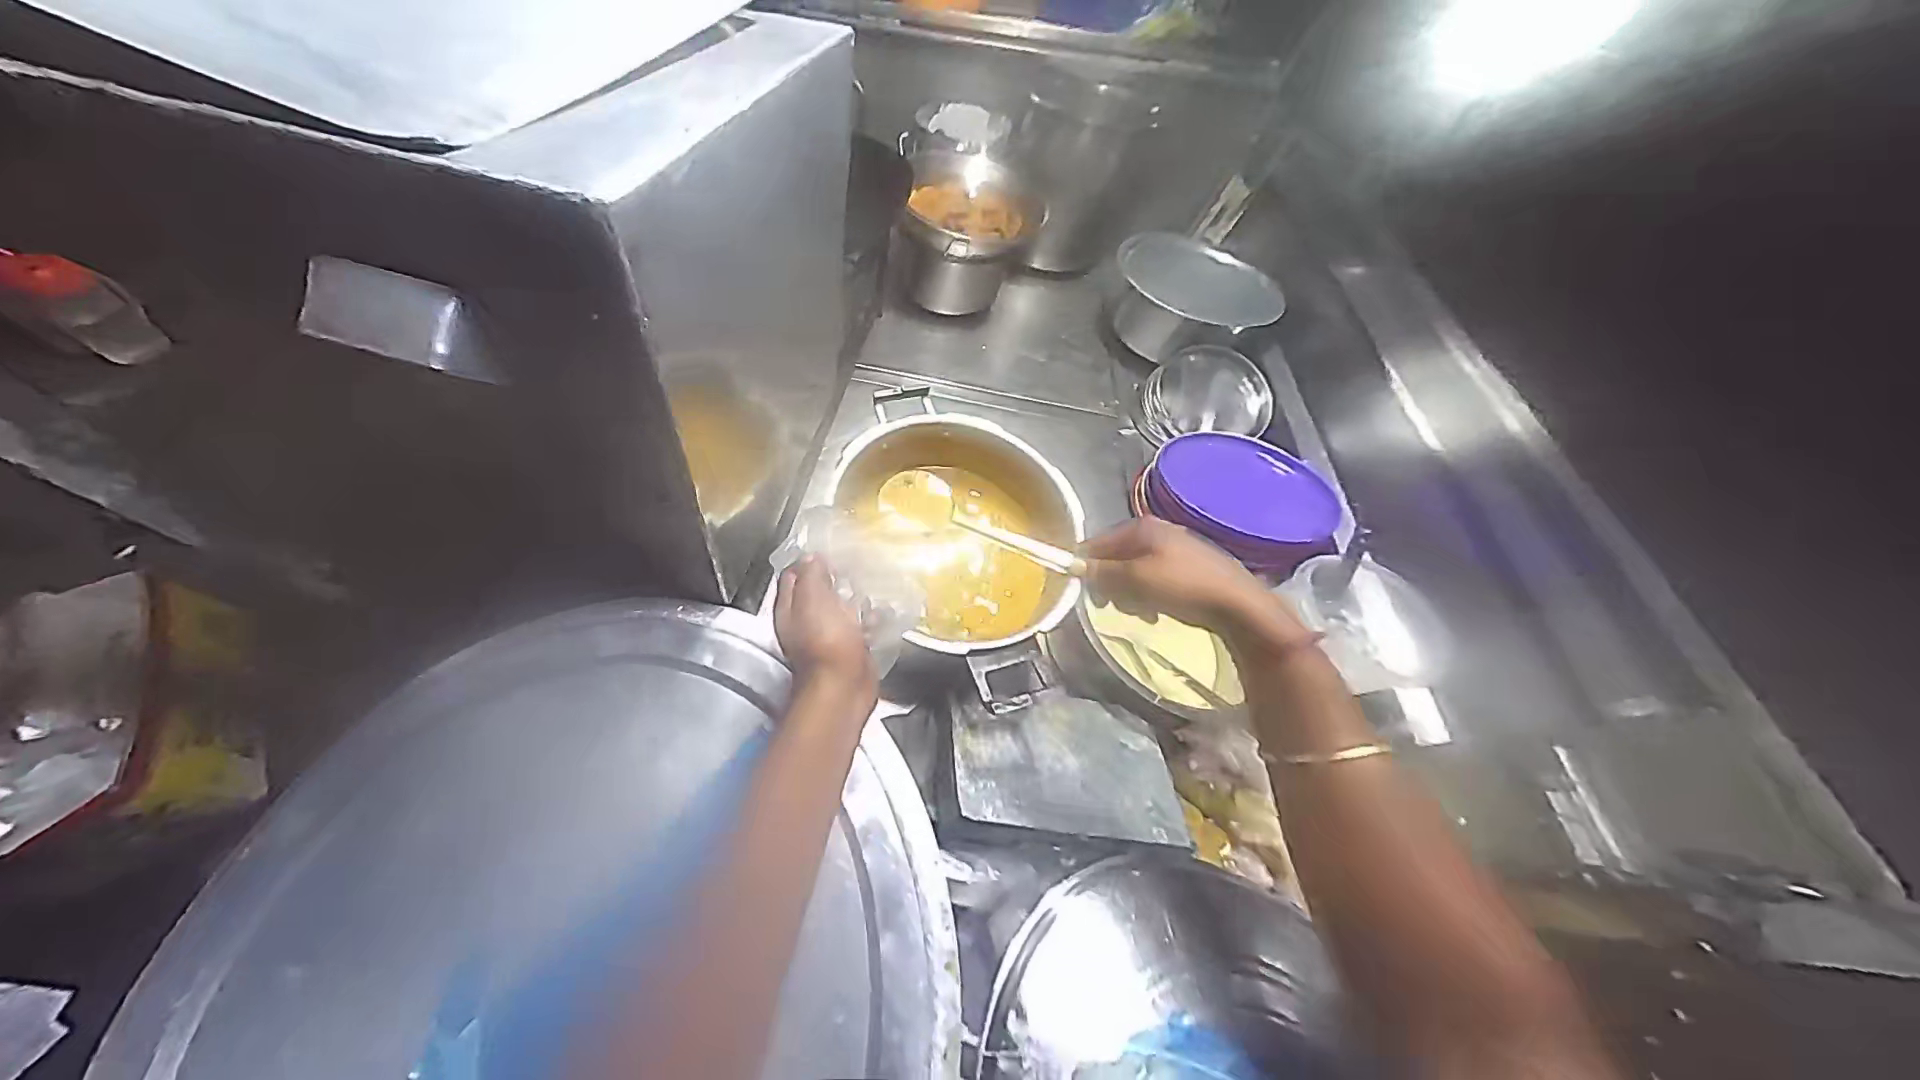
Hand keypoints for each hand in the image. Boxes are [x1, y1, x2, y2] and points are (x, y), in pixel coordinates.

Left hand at [773, 556, 876, 699]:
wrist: (844, 685)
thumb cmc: (826, 639)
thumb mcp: (813, 599)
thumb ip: (811, 576)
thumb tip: (812, 558)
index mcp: (790, 609)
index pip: (793, 576)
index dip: (808, 562)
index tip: (829, 552)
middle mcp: (805, 622)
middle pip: (817, 592)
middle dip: (833, 578)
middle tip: (852, 565)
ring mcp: (828, 636)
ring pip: (840, 609)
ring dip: (854, 598)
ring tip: (870, 584)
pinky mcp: (849, 648)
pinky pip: (858, 627)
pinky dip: (869, 619)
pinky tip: (880, 612)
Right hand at [1081, 519, 1307, 643]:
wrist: (1238, 605)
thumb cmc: (1183, 587)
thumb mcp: (1134, 580)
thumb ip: (1101, 572)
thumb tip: (1075, 567)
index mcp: (1141, 527)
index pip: (1097, 543)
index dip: (1086, 568)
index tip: (1086, 594)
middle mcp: (1158, 531)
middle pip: (1116, 557)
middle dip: (1111, 583)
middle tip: (1117, 605)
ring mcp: (1176, 548)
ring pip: (1135, 570)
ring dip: (1130, 593)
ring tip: (1142, 612)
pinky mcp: (1190, 567)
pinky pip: (1155, 578)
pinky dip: (1150, 595)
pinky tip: (1159, 612)